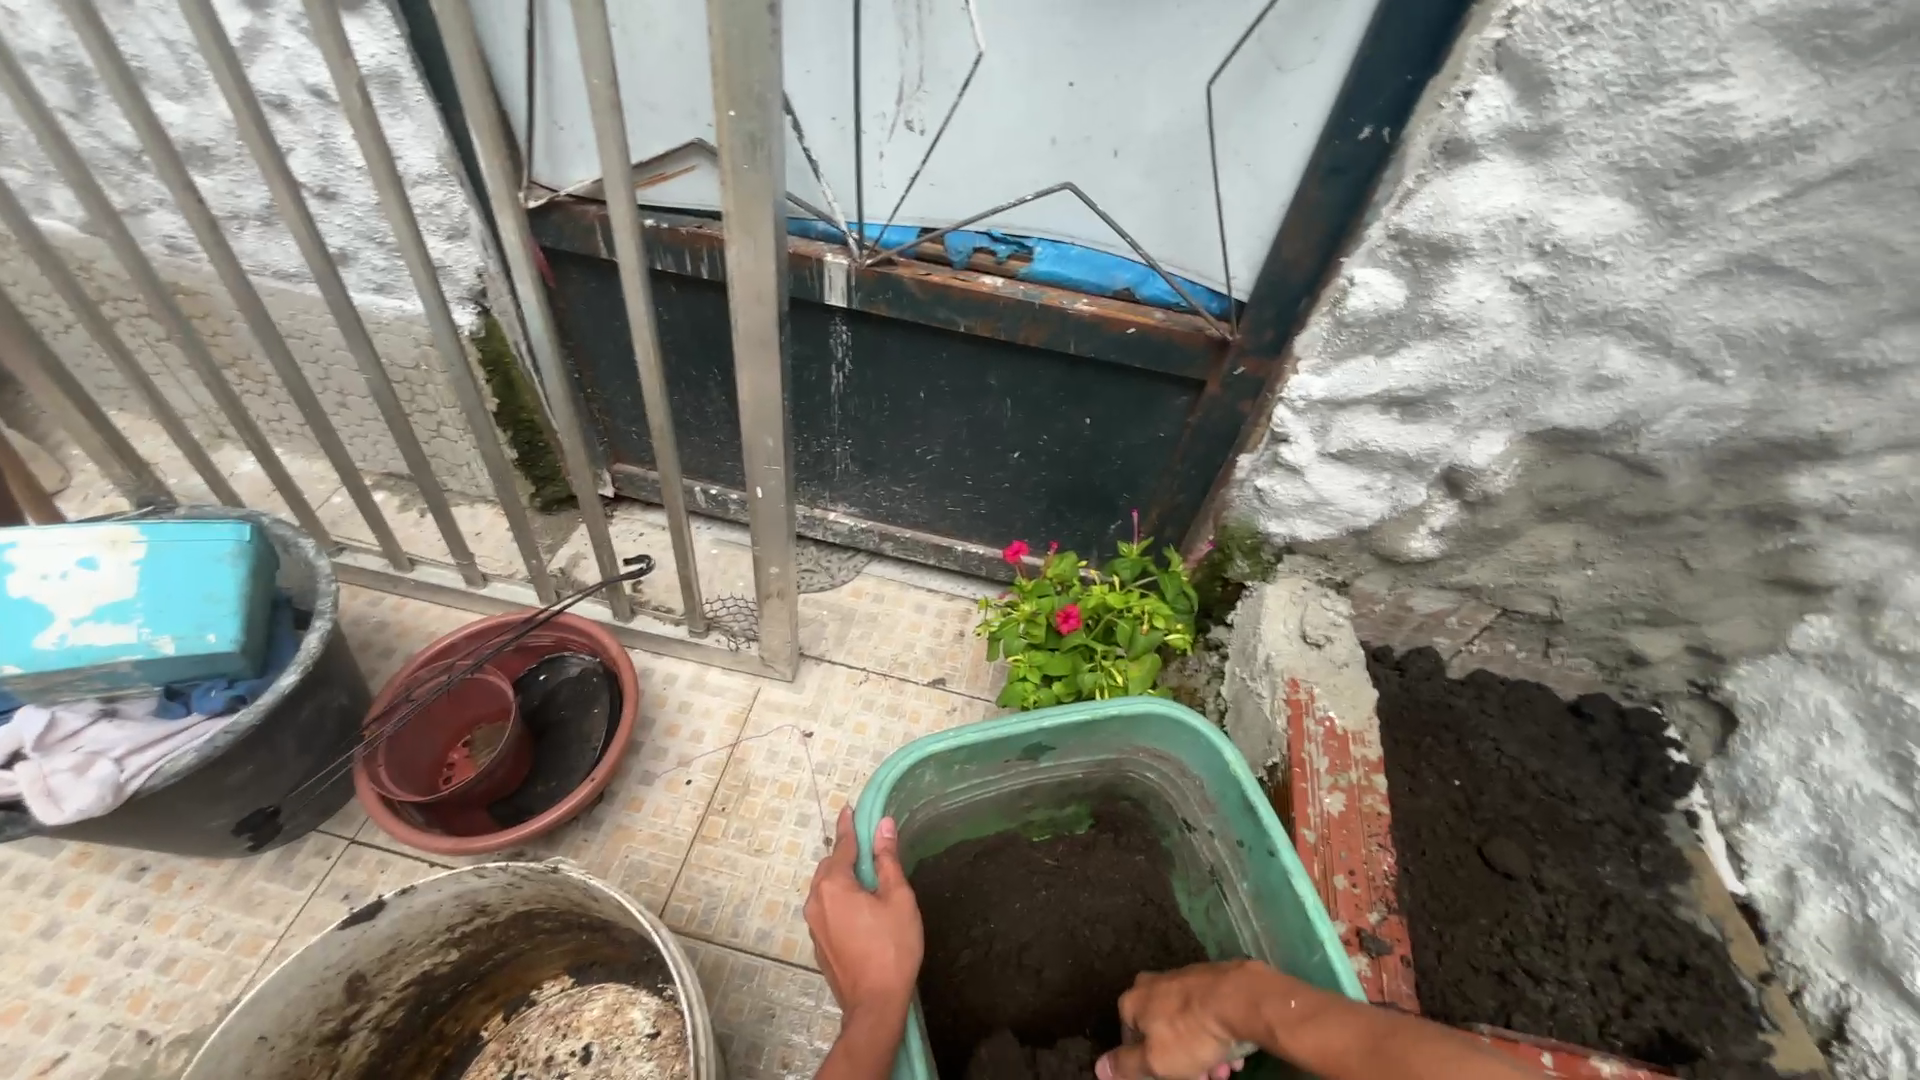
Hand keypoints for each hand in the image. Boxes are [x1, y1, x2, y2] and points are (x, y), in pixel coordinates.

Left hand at [805, 806, 923, 1023]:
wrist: (874, 1005)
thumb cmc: (891, 947)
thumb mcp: (897, 898)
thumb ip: (887, 860)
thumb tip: (883, 826)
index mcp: (833, 885)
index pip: (842, 845)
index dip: (849, 826)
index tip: (849, 809)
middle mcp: (816, 900)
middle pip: (830, 866)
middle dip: (847, 854)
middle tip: (869, 847)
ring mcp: (814, 925)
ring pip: (826, 888)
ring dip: (843, 877)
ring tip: (867, 877)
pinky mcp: (818, 943)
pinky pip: (827, 908)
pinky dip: (840, 898)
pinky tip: (860, 908)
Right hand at [1098, 961, 1267, 1079]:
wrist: (1239, 999)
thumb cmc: (1191, 1033)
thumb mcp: (1156, 1061)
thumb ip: (1126, 1065)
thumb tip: (1099, 1067)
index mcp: (1133, 1000)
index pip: (1128, 1037)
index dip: (1147, 1065)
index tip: (1169, 1079)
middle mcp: (1152, 984)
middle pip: (1160, 1032)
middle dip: (1181, 1062)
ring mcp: (1181, 978)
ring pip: (1185, 1025)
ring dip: (1201, 1053)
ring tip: (1223, 1071)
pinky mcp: (1208, 979)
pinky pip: (1205, 1014)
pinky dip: (1214, 1035)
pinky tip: (1233, 1054)